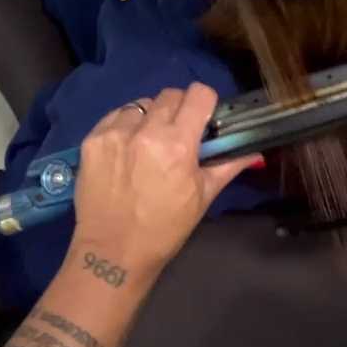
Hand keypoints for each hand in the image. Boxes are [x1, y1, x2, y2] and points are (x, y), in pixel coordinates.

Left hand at [69, 84, 259, 278]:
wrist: (113, 253)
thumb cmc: (164, 229)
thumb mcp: (202, 198)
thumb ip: (227, 166)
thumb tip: (253, 151)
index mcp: (178, 144)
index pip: (198, 94)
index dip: (204, 102)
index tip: (203, 116)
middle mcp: (147, 131)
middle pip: (170, 95)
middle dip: (178, 110)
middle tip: (177, 134)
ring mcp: (116, 133)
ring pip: (141, 104)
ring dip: (149, 118)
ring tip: (147, 144)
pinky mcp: (93, 138)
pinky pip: (116, 116)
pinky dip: (124, 126)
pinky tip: (125, 149)